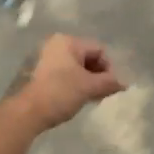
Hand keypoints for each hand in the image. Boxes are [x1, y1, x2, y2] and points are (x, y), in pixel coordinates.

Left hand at [10, 34, 125, 129]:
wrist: (27, 111)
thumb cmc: (60, 93)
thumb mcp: (88, 87)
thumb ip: (109, 82)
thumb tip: (125, 83)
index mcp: (67, 41)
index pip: (99, 50)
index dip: (109, 68)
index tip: (110, 88)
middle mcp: (56, 44)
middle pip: (87, 57)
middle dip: (98, 75)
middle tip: (102, 94)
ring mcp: (45, 57)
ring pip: (75, 66)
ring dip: (86, 81)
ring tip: (90, 98)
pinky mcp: (39, 71)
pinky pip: (64, 73)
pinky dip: (73, 83)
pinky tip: (76, 98)